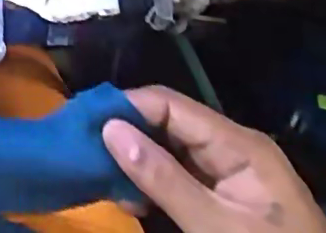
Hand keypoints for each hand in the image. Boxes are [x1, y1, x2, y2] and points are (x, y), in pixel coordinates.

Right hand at [104, 86, 325, 232]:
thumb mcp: (217, 230)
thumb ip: (163, 178)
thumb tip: (108, 128)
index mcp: (239, 145)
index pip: (169, 104)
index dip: (126, 107)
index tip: (86, 124)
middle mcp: (233, 149)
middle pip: (167, 123)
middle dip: (128, 136)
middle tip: (88, 154)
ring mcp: (231, 176)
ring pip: (169, 150)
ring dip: (136, 163)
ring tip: (104, 181)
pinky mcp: (226, 201)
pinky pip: (180, 176)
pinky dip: (153, 183)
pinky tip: (130, 198)